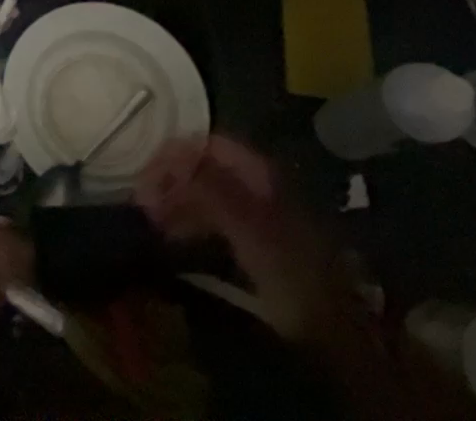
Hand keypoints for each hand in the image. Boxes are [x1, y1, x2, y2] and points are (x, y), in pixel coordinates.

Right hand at [135, 135, 352, 340]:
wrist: (332, 332)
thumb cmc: (290, 273)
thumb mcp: (248, 227)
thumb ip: (209, 186)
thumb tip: (169, 153)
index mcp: (260, 174)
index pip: (207, 144)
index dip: (173, 155)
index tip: (143, 182)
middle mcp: (258, 185)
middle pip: (204, 167)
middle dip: (170, 180)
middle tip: (142, 207)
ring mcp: (256, 214)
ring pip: (205, 193)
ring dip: (176, 202)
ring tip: (153, 225)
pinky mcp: (252, 243)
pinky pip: (210, 219)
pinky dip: (188, 223)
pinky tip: (173, 241)